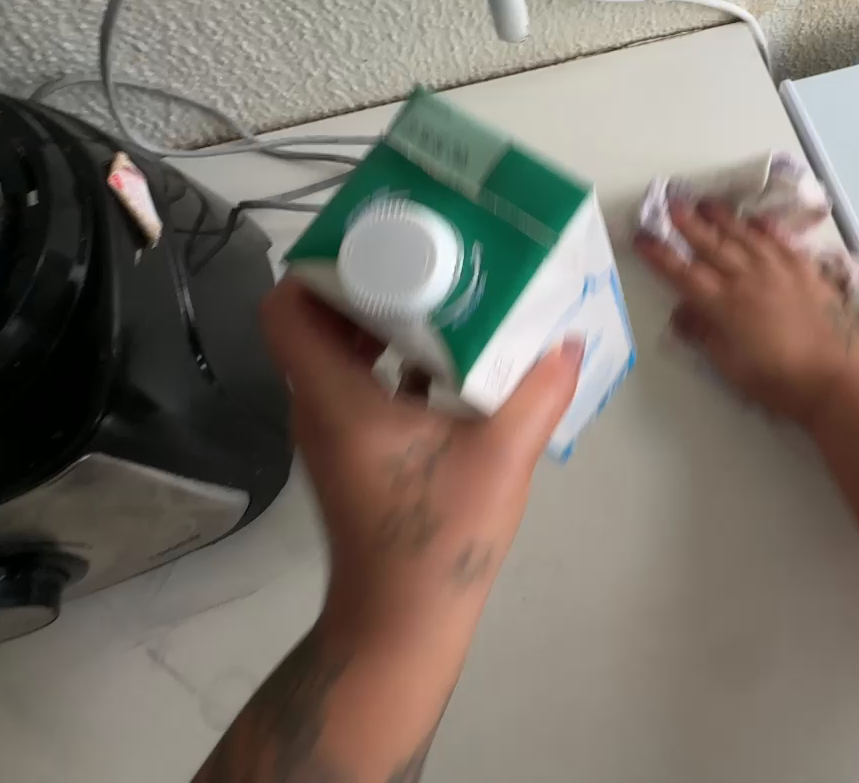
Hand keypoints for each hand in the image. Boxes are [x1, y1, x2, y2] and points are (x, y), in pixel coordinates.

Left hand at [259, 279, 580, 633]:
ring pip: (338, 350)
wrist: (404, 617)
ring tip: (443, 295)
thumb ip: (539, 392)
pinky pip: (360, 379)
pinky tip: (451, 354)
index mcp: (337, 397)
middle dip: (367, 281)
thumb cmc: (440, 534)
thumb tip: (569, 342)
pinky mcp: (356, 447)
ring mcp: (335, 429)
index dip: (322, 264)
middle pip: (316, 320)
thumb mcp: (503, 455)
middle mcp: (321, 405)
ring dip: (382, 318)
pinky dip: (392, 356)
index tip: (380, 240)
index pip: (289, 308)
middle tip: (427, 256)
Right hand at [634, 198, 858, 424]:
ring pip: (744, 236)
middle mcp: (748, 279)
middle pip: (711, 245)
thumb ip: (704, 336)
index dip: (660, 255)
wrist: (837, 375)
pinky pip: (781, 242)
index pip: (683, 273)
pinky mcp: (806, 271)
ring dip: (723, 217)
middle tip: (670, 203)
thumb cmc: (780, 381)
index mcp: (724, 305)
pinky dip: (766, 228)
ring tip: (706, 202)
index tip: (642, 237)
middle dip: (687, 224)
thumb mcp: (731, 367)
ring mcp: (779, 270)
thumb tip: (680, 312)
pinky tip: (757, 220)